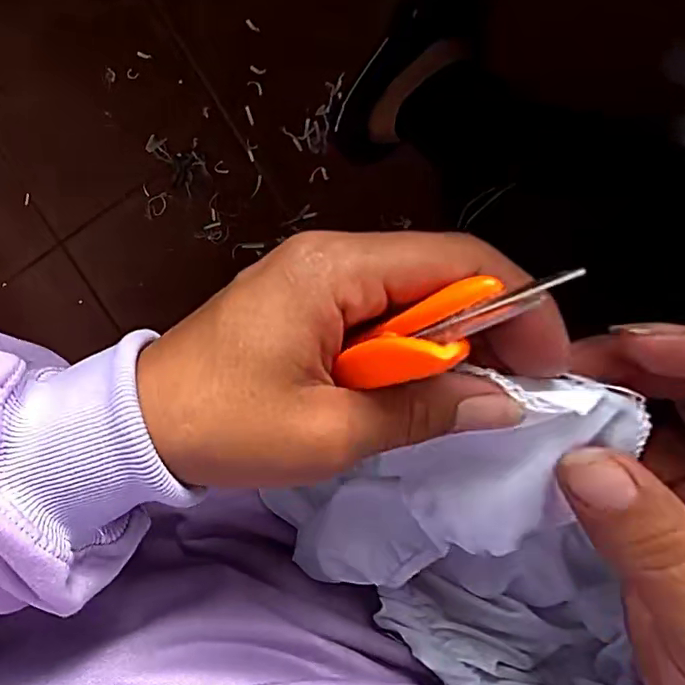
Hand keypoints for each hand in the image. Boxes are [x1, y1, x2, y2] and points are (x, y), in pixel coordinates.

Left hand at [136, 230, 574, 486]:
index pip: (459, 261)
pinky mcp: (301, 299)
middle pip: (438, 272)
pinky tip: (404, 386)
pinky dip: (402, 348)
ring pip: (410, 295)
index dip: (518, 306)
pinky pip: (375, 311)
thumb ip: (422, 409)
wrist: (138, 424)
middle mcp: (328, 253)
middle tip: (506, 392)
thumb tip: (500, 401)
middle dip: (483, 329)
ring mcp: (312, 273)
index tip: (547, 365)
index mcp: (335, 268)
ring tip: (455, 398)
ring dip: (441, 344)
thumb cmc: (224, 427)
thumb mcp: (330, 431)